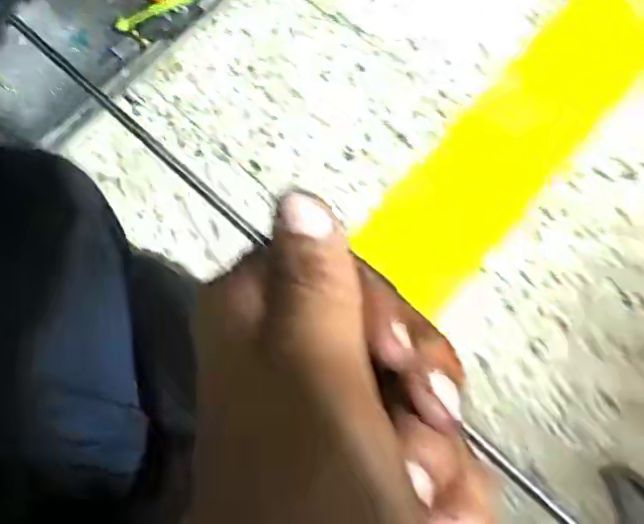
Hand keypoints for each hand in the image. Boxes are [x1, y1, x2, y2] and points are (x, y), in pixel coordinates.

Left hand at [185, 191, 494, 523]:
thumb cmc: (306, 467)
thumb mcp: (313, 366)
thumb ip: (312, 282)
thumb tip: (300, 195)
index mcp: (250, 307)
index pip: (321, 259)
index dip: (375, 302)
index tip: (393, 351)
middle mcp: (276, 342)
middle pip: (380, 329)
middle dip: (421, 385)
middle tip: (418, 419)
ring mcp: (318, 401)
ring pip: (415, 400)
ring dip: (434, 451)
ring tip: (407, 485)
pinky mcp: (356, 454)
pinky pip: (425, 454)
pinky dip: (437, 492)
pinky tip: (419, 513)